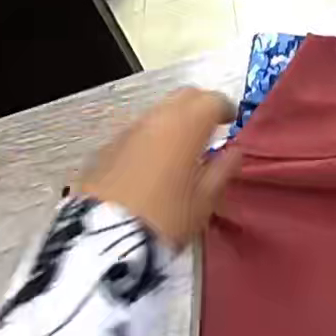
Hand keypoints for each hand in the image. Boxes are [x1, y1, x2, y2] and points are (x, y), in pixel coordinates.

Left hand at [76, 88, 239, 245]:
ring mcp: (130, 128)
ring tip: (181, 146)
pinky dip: (151, 137)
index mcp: (188, 123)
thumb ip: (223, 170)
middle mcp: (159, 116)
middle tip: (209, 126)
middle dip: (200, 106)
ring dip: (174, 121)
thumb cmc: (165, 219)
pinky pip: (138, 131)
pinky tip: (152, 162)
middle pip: (185, 96)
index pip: (213, 100)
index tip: (230, 120)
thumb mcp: (204, 201)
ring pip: (159, 111)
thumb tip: (233, 152)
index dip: (225, 108)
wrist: (102, 240)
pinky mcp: (108, 146)